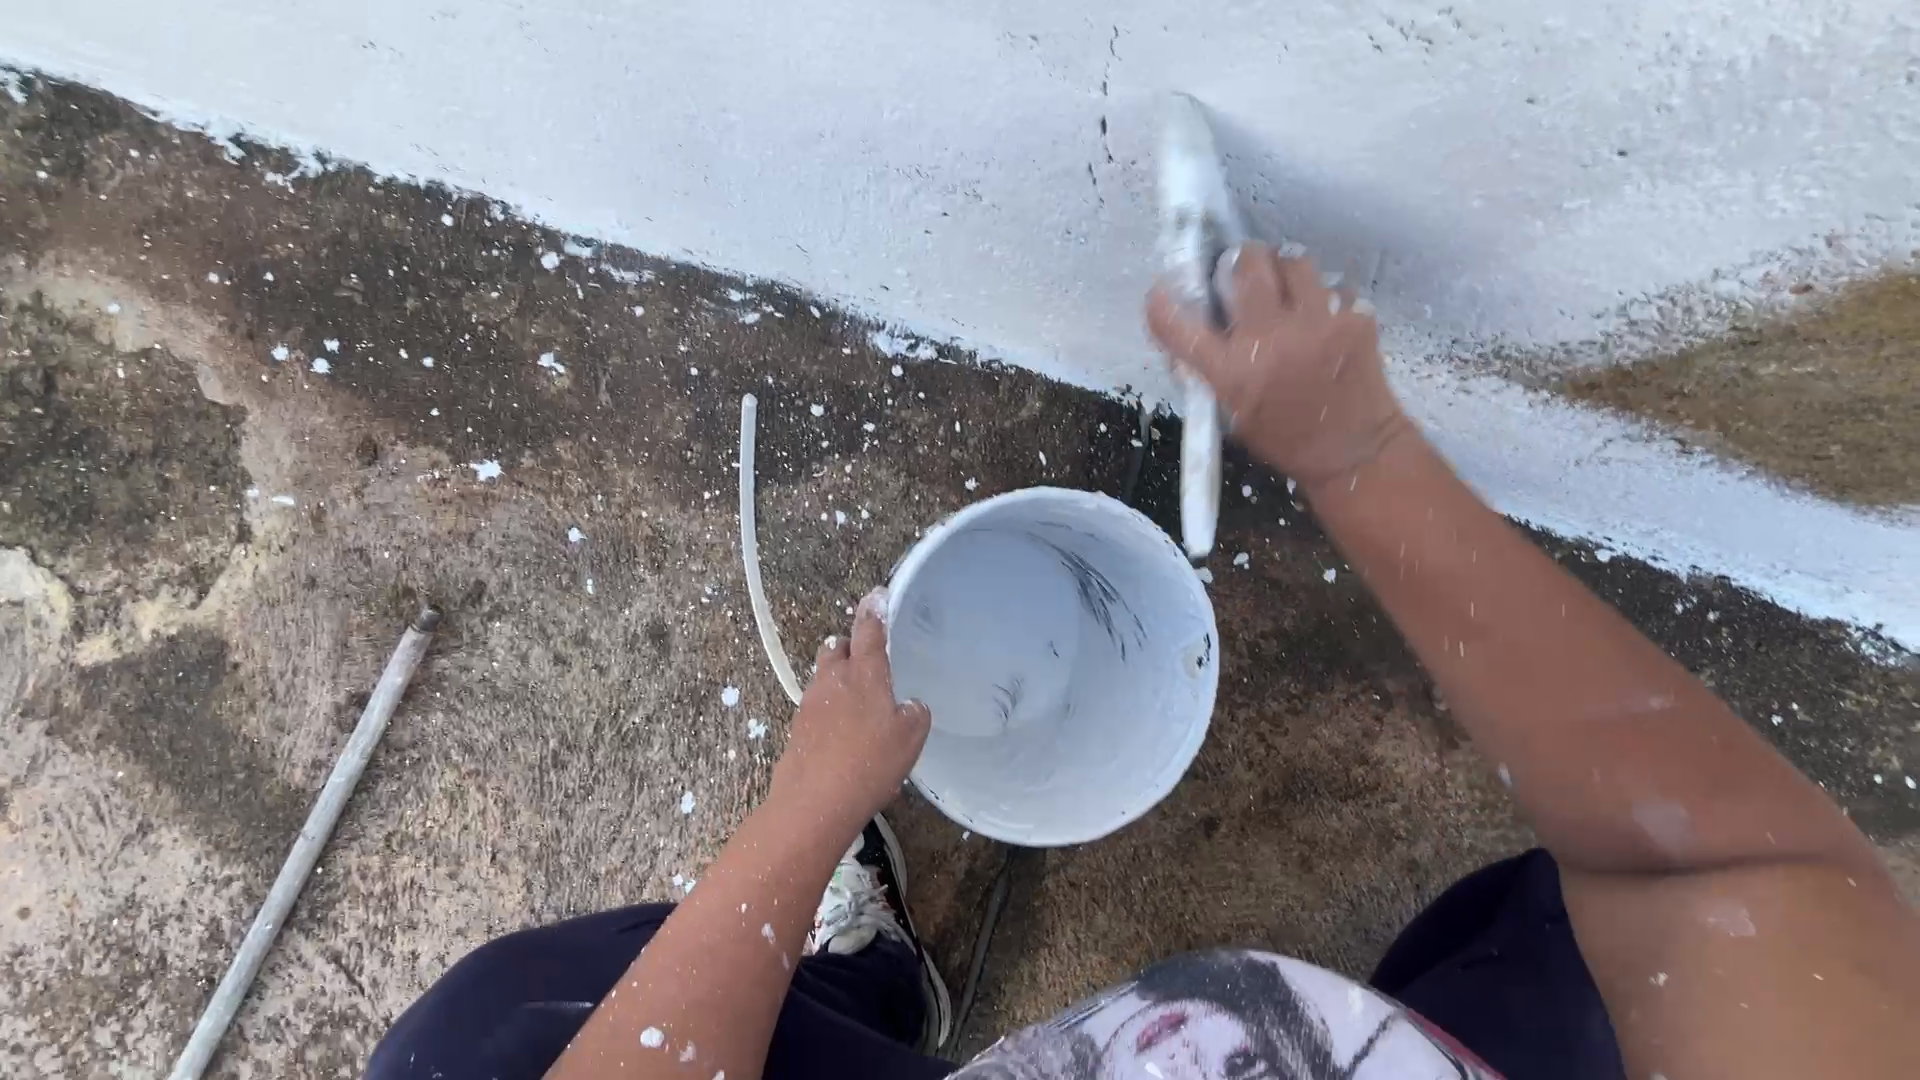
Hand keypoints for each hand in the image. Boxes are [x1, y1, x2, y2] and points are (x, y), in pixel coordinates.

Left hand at [769, 587, 932, 833]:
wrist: (814, 803)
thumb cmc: (870, 763)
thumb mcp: (911, 737)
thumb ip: (914, 713)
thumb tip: (908, 705)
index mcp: (864, 673)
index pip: (869, 629)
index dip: (875, 610)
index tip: (877, 595)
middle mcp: (833, 679)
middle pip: (838, 647)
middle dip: (852, 645)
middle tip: (870, 656)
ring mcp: (811, 703)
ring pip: (825, 676)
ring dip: (840, 678)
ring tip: (860, 698)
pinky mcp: (799, 728)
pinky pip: (819, 705)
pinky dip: (832, 708)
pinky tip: (846, 733)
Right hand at [1147, 242, 1411, 489]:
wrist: (1353, 452)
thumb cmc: (1284, 439)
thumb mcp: (1232, 415)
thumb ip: (1211, 373)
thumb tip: (1191, 338)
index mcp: (1232, 373)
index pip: (1180, 327)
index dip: (1162, 306)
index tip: (1160, 294)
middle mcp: (1270, 339)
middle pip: (1247, 264)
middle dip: (1239, 263)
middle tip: (1240, 275)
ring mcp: (1317, 323)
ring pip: (1294, 261)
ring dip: (1282, 272)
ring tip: (1284, 291)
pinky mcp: (1355, 318)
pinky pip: (1332, 287)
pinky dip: (1321, 298)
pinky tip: (1320, 320)